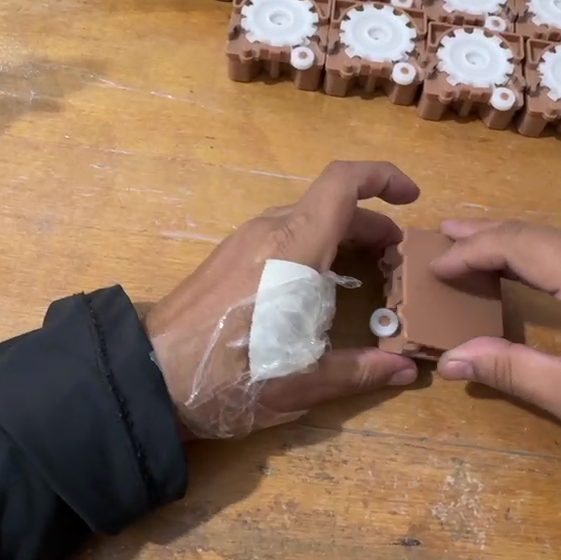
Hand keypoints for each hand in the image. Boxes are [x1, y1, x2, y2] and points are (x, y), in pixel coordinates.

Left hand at [145, 161, 421, 438]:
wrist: (149, 378)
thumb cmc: (231, 375)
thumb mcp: (302, 381)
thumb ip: (360, 370)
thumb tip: (406, 369)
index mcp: (295, 246)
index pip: (343, 182)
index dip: (383, 178)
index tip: (411, 198)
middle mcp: (269, 230)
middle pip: (330, 205)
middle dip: (371, 224)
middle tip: (396, 262)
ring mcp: (244, 240)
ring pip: (305, 220)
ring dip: (341, 237)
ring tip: (364, 276)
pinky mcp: (227, 256)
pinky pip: (281, 235)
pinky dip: (313, 247)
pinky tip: (318, 289)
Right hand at [429, 220, 560, 469]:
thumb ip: (507, 367)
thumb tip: (448, 360)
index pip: (525, 247)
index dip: (474, 251)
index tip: (436, 264)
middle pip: (546, 233)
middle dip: (491, 236)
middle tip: (443, 235)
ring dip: (522, 241)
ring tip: (474, 244)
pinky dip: (552, 252)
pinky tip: (529, 261)